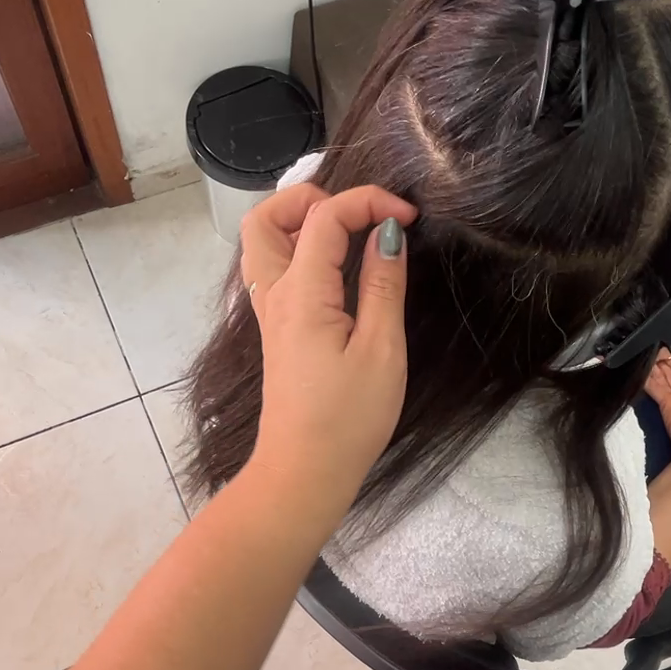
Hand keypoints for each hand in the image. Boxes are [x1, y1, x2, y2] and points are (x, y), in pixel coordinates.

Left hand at [238, 182, 418, 500]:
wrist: (304, 471)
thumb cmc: (348, 418)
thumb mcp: (381, 350)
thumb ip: (383, 284)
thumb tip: (387, 233)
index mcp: (301, 293)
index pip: (324, 217)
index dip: (369, 202)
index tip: (408, 217)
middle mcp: (274, 295)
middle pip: (265, 219)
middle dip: (310, 198)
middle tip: (356, 216)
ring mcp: (270, 314)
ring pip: (262, 245)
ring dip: (297, 224)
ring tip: (345, 235)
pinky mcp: (277, 332)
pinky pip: (273, 272)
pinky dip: (298, 252)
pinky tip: (334, 270)